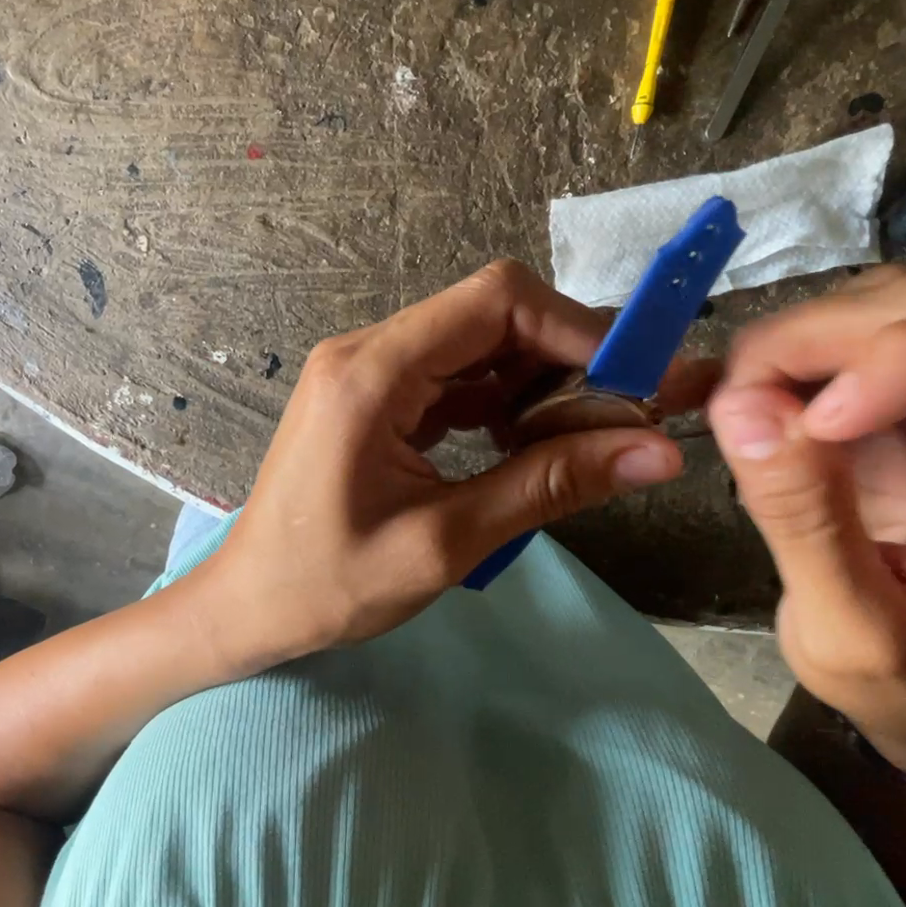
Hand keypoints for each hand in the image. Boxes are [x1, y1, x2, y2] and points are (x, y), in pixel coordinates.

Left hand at [206, 259, 710, 661]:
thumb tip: (658, 450)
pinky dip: (498, 404)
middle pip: (489, 316)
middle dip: (567, 356)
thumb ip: (550, 486)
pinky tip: (527, 446)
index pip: (495, 300)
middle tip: (628, 414)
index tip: (638, 380)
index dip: (578, 327)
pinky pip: (449, 380)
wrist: (246, 606)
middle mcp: (365, 353)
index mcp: (371, 372)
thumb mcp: (446, 541)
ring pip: (474, 347)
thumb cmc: (327, 584)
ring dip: (536, 383)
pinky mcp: (369, 402)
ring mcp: (364, 375)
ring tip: (587, 438)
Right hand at [708, 267, 905, 783]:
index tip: (829, 418)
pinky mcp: (901, 408)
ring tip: (741, 401)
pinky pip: (852, 337)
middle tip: (747, 397)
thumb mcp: (851, 638)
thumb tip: (744, 408)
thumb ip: (806, 526)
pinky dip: (787, 353)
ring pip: (904, 303)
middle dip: (843, 335)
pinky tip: (746, 400)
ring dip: (807, 337)